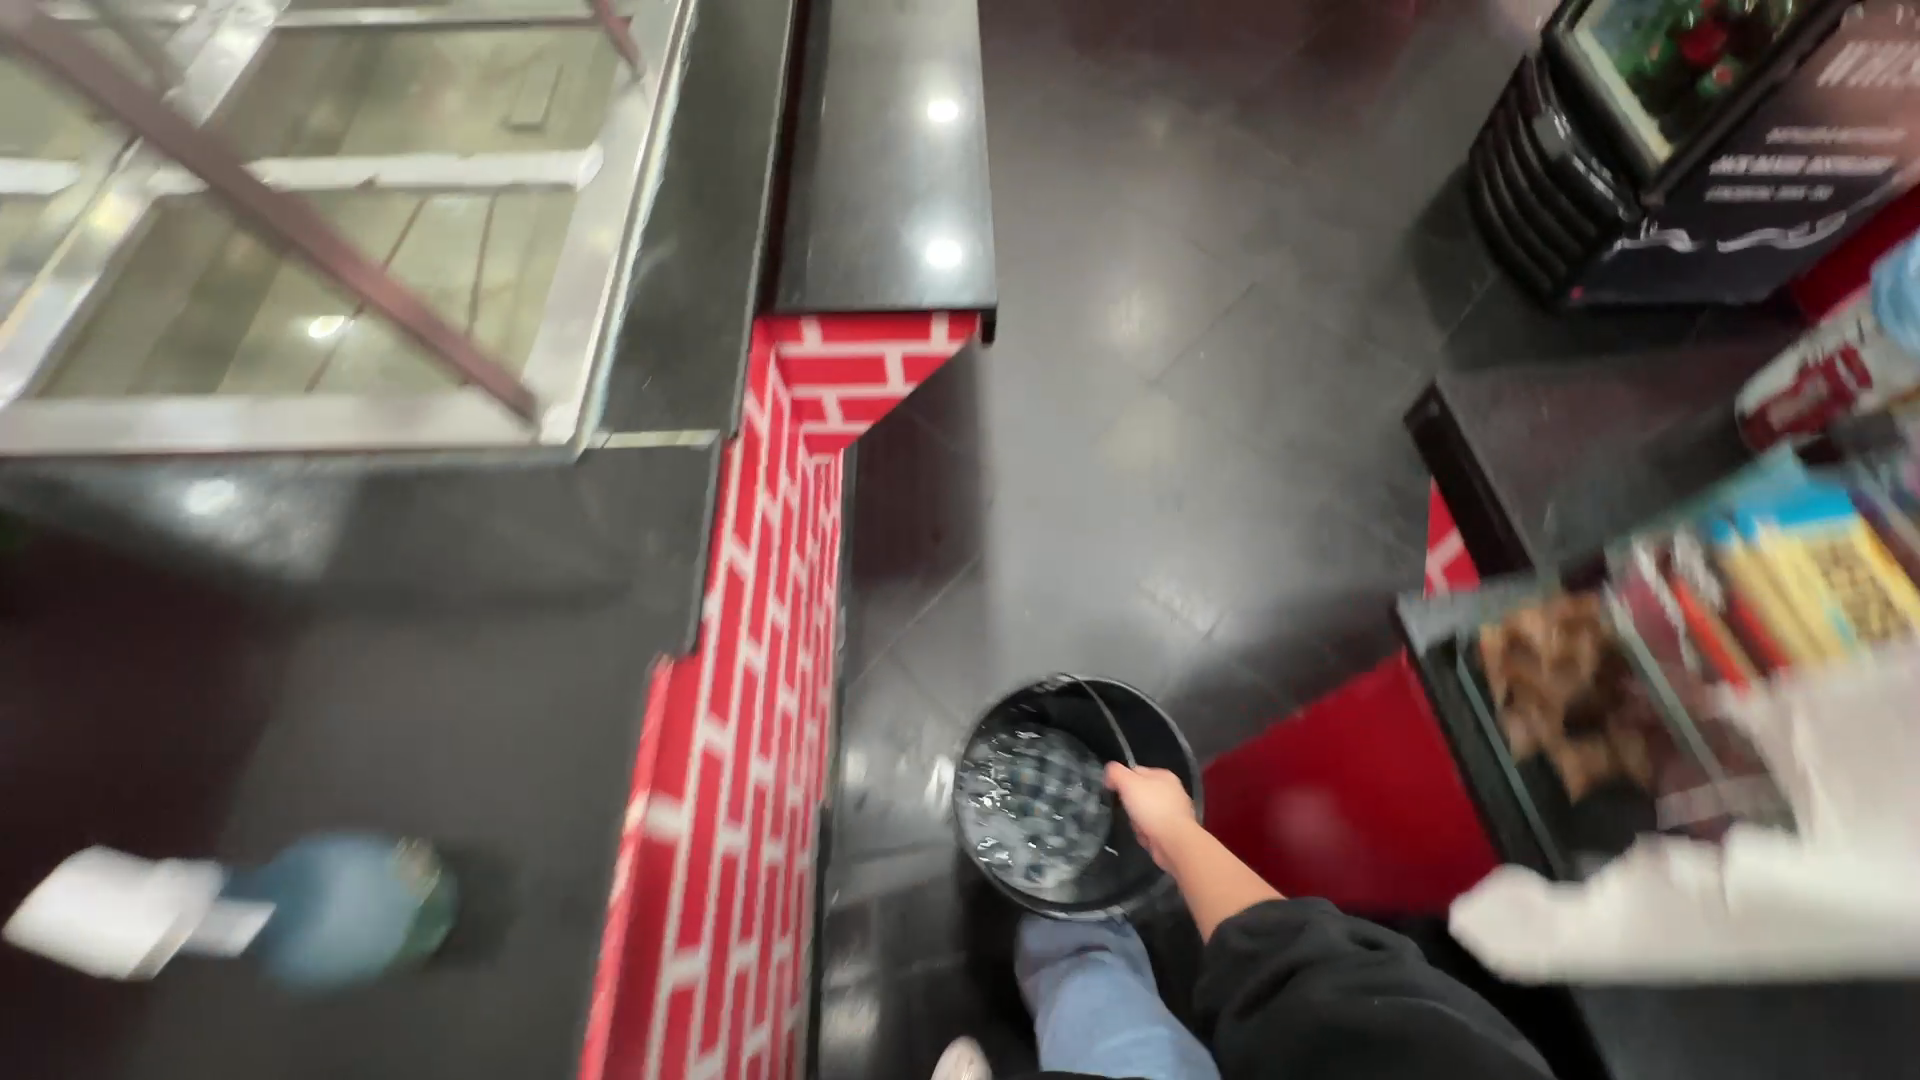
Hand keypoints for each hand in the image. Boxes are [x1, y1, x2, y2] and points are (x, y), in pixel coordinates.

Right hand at [1105, 763, 1197, 869]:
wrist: (1174, 842)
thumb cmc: (1152, 808)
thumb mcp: (1128, 782)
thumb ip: (1115, 772)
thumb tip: (1109, 774)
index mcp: (1163, 775)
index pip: (1135, 772)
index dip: (1122, 781)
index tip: (1116, 792)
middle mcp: (1171, 791)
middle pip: (1139, 795)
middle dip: (1130, 805)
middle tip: (1129, 811)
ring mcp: (1174, 812)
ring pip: (1143, 813)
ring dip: (1137, 822)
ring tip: (1139, 827)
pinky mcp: (1173, 830)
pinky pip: (1151, 828)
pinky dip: (1146, 833)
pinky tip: (1147, 836)